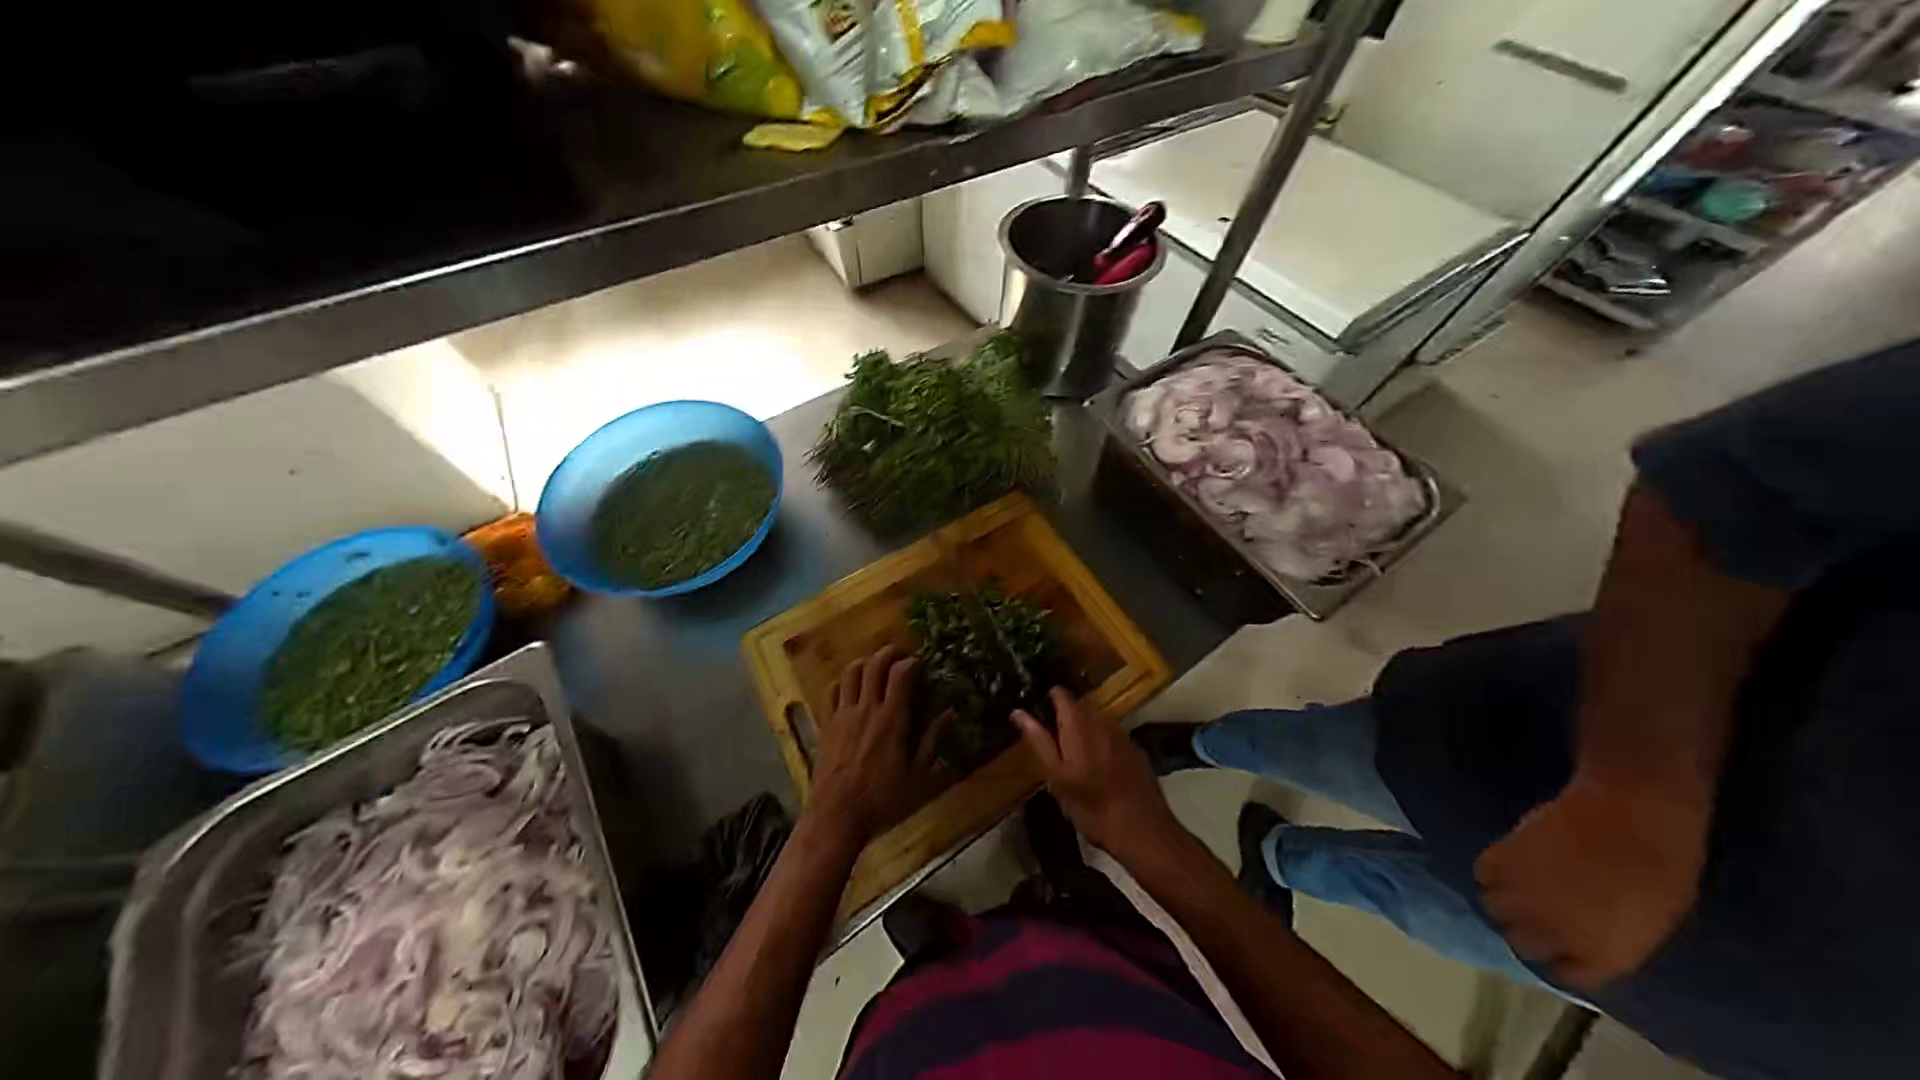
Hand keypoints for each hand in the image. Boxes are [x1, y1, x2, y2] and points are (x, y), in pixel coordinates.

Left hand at [808, 645, 942, 843]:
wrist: (836, 815)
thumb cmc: (882, 799)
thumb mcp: (917, 775)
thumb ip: (932, 740)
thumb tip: (951, 712)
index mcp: (892, 719)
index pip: (901, 674)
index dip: (912, 661)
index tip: (921, 663)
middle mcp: (866, 709)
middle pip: (874, 664)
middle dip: (889, 652)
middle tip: (901, 654)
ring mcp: (842, 714)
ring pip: (851, 672)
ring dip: (866, 661)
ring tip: (877, 664)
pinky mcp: (827, 724)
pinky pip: (833, 691)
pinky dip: (844, 681)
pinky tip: (852, 687)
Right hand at [1012, 688, 1181, 860]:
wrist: (1141, 828)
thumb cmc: (1091, 805)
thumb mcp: (1056, 777)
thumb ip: (1038, 741)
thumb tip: (1018, 712)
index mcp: (1078, 724)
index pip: (1060, 694)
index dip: (1047, 699)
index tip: (1037, 713)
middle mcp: (1102, 721)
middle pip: (1079, 707)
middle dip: (1065, 718)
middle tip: (1053, 743)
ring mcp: (1122, 734)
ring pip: (1097, 722)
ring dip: (1084, 732)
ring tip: (1074, 758)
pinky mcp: (1136, 750)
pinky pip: (1112, 737)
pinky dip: (1103, 745)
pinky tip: (1100, 769)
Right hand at [1476, 770, 1709, 992]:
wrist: (1634, 817)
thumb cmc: (1662, 871)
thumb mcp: (1646, 922)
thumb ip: (1606, 936)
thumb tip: (1575, 935)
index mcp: (1603, 954)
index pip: (1566, 973)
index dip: (1561, 957)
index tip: (1560, 944)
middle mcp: (1556, 930)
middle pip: (1521, 942)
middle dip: (1525, 929)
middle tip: (1533, 911)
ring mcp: (1525, 893)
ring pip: (1493, 906)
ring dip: (1502, 898)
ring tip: (1514, 884)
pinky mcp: (1504, 857)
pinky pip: (1483, 872)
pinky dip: (1491, 869)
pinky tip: (1506, 861)